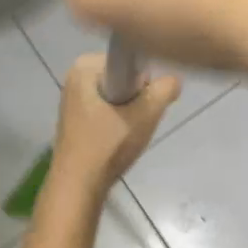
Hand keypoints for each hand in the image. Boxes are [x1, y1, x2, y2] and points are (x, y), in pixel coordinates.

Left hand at [49, 55, 181, 195]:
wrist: (78, 186)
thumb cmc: (107, 146)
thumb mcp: (145, 115)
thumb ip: (165, 90)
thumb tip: (174, 79)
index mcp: (84, 66)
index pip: (130, 60)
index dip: (143, 81)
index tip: (143, 104)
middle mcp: (75, 76)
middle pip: (124, 77)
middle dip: (136, 97)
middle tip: (136, 121)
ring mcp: (73, 98)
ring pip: (118, 94)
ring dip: (129, 111)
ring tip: (127, 132)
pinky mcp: (75, 118)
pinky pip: (107, 108)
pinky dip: (117, 120)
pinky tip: (117, 140)